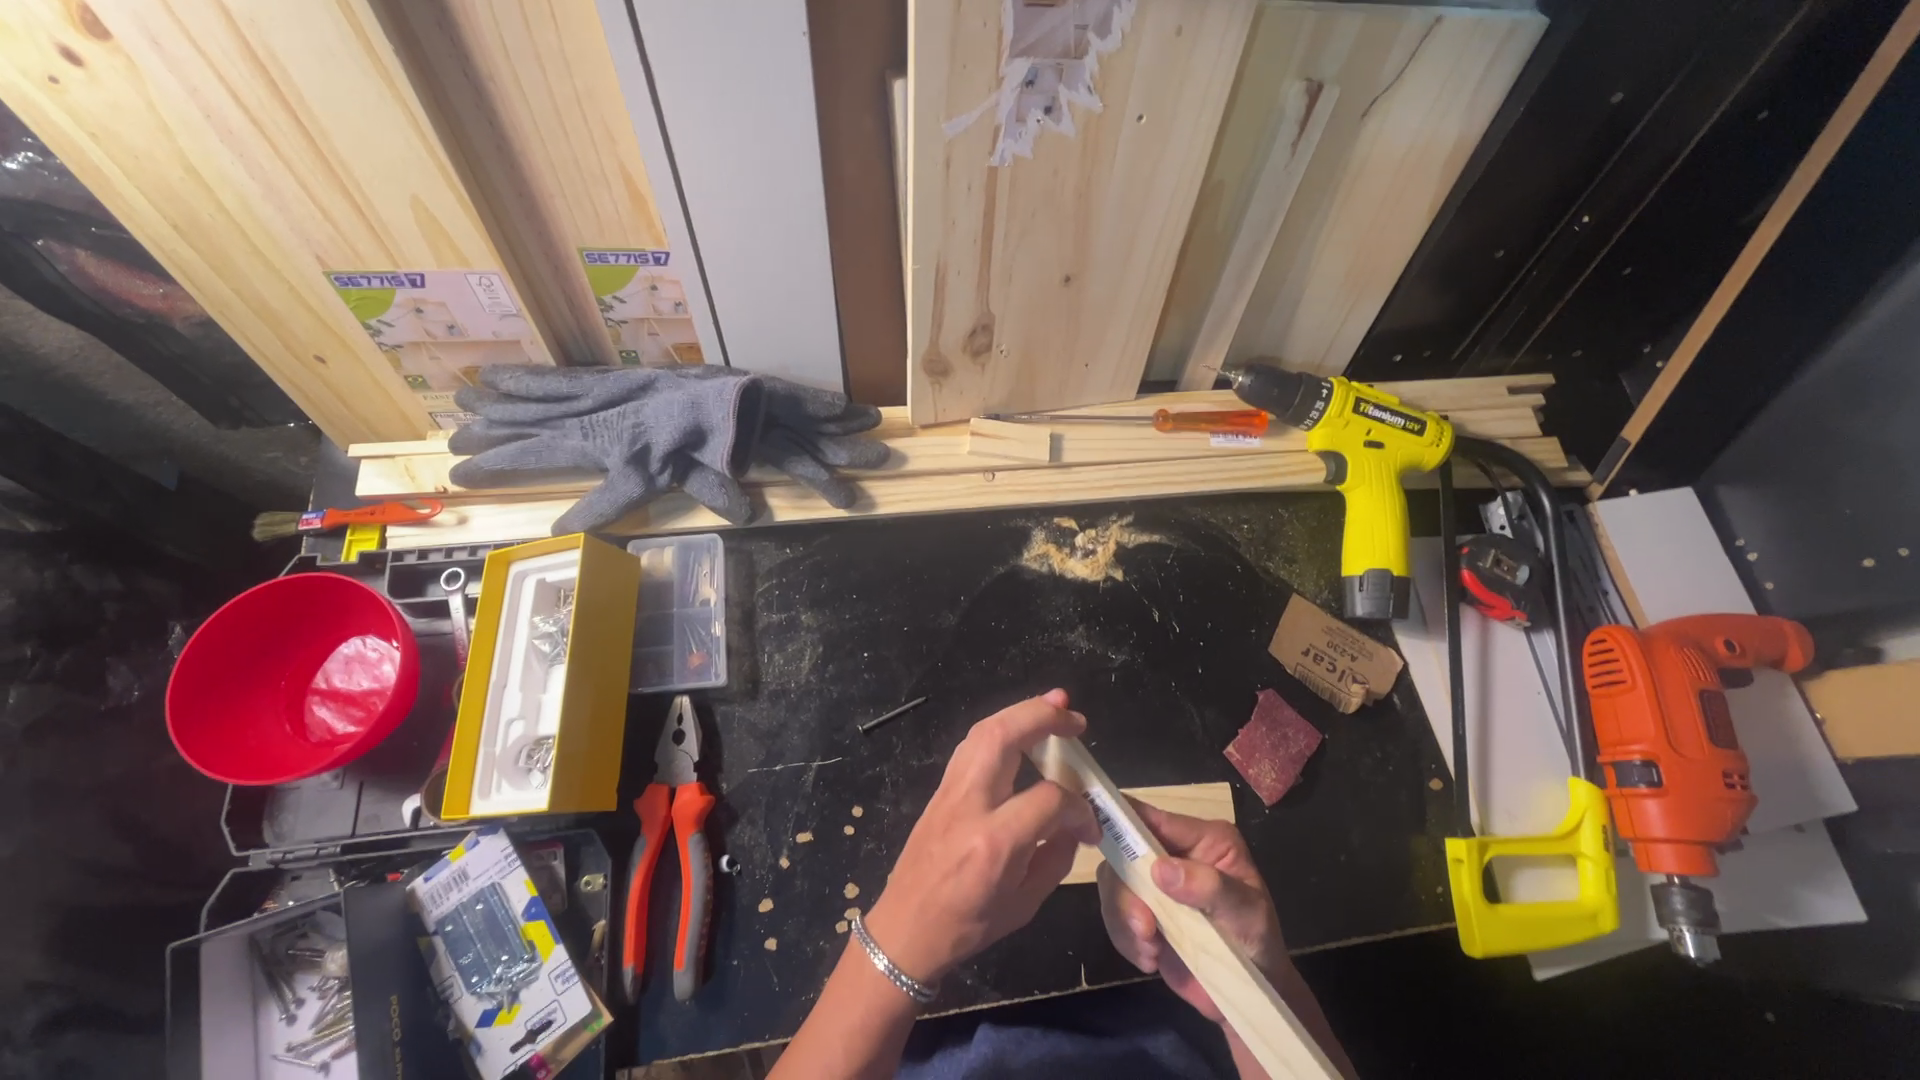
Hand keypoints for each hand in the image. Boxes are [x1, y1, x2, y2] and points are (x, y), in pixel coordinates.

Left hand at [861, 690, 1100, 982]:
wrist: (904, 930)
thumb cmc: (967, 927)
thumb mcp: (1025, 904)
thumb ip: (1056, 857)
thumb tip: (1075, 823)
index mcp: (994, 842)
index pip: (1049, 798)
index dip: (1079, 807)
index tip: (1090, 824)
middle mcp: (969, 805)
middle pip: (1003, 736)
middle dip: (1042, 716)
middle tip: (1074, 716)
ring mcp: (948, 792)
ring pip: (983, 731)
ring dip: (1020, 713)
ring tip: (1053, 706)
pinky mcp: (939, 790)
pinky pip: (971, 746)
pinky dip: (1000, 731)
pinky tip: (1020, 732)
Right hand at [1097, 803, 1288, 1023]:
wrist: (1255, 989)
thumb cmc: (1259, 940)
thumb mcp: (1248, 912)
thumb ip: (1211, 887)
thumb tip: (1161, 869)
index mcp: (1199, 837)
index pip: (1151, 817)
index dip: (1121, 821)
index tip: (1099, 837)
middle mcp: (1170, 851)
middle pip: (1122, 851)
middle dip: (1126, 893)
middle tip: (1145, 929)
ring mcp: (1152, 882)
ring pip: (1112, 884)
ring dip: (1124, 920)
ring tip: (1152, 950)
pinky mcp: (1141, 912)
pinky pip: (1114, 916)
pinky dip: (1125, 939)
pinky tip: (1151, 958)